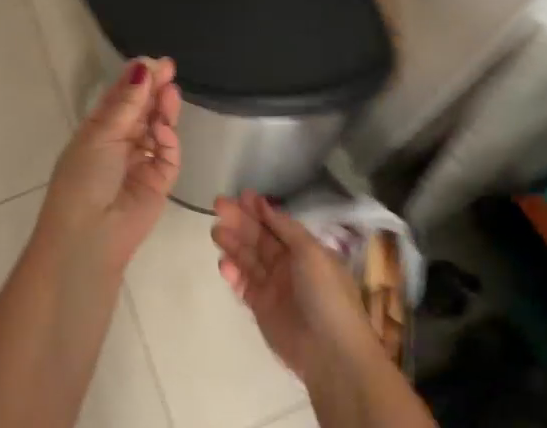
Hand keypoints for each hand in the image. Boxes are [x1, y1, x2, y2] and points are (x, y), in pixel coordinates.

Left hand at [36, 58, 182, 267]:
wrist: (89, 234)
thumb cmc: (83, 178)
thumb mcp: (100, 135)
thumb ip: (126, 103)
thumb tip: (142, 68)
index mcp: (97, 130)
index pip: (120, 97)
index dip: (135, 78)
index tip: (153, 61)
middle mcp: (120, 143)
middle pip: (142, 109)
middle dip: (154, 88)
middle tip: (169, 68)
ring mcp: (141, 162)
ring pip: (158, 128)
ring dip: (163, 109)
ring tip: (170, 92)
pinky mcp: (160, 182)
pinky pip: (168, 154)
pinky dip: (168, 140)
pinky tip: (165, 128)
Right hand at [212, 192, 378, 378]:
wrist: (330, 351)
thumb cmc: (325, 293)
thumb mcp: (310, 252)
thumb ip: (284, 227)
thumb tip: (264, 203)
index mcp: (306, 250)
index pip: (278, 225)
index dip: (260, 210)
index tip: (240, 195)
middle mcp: (289, 266)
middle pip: (260, 239)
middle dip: (240, 222)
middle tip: (219, 206)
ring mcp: (274, 287)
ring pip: (249, 260)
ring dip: (233, 244)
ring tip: (216, 231)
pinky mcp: (262, 308)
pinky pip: (244, 285)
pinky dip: (234, 274)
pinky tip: (223, 264)